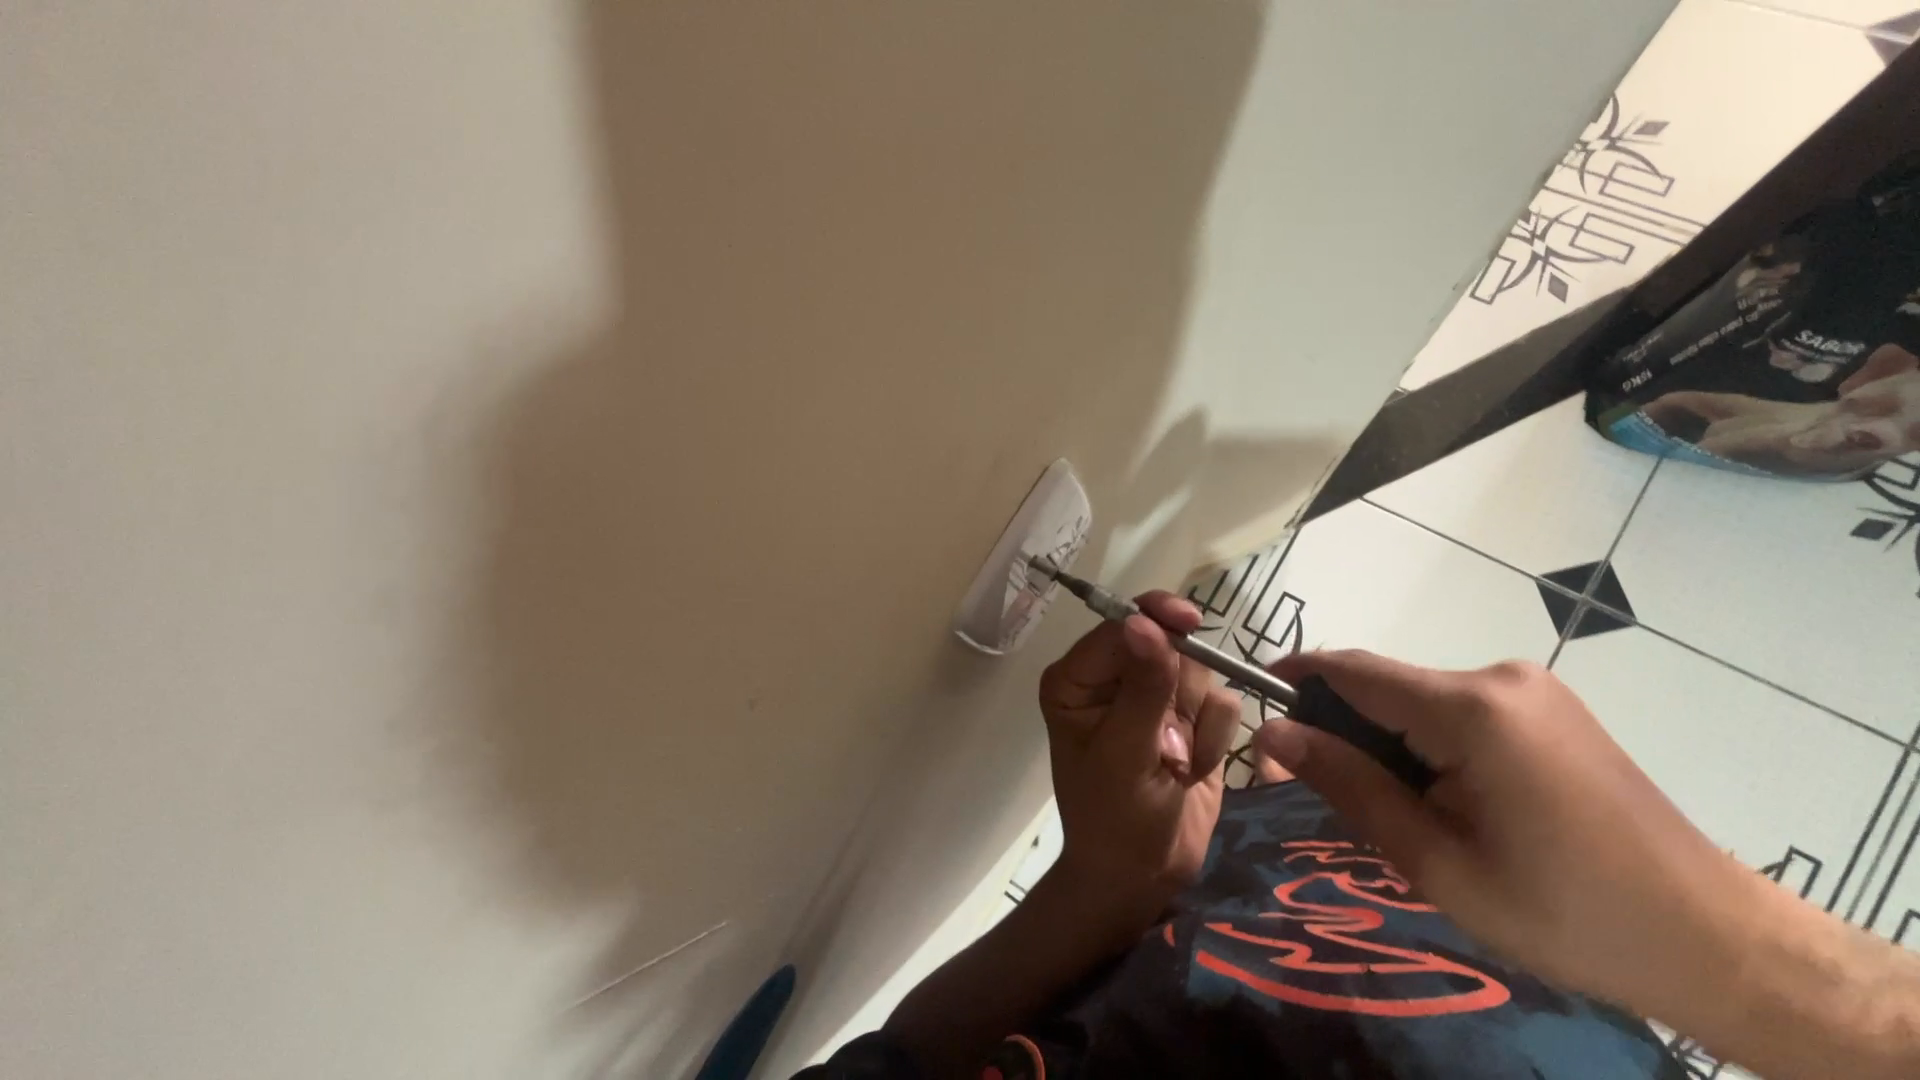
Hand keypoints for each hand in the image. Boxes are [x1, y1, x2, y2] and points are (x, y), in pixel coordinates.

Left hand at [1038, 591, 1238, 925]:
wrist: (1142, 876)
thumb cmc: (1116, 818)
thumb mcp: (1126, 753)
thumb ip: (1143, 687)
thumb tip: (1144, 621)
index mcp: (1077, 679)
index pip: (1120, 627)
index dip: (1156, 618)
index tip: (1189, 623)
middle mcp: (1113, 679)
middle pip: (1169, 644)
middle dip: (1179, 696)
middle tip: (1166, 744)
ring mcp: (1153, 698)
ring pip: (1201, 674)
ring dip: (1198, 726)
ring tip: (1175, 766)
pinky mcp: (1188, 719)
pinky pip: (1222, 703)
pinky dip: (1214, 741)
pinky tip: (1191, 772)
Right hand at [1253, 650, 1760, 1016]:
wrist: (1714, 941)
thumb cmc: (1561, 910)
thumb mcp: (1433, 859)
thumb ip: (1347, 784)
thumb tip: (1272, 731)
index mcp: (1470, 708)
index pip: (1351, 669)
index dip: (1295, 678)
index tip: (1252, 703)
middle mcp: (1499, 677)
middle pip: (1384, 685)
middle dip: (1341, 726)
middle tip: (1322, 792)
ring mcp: (1532, 690)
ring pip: (1419, 700)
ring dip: (1386, 741)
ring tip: (1394, 813)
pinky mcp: (1551, 710)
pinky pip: (1459, 712)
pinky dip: (1427, 744)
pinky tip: (1445, 802)